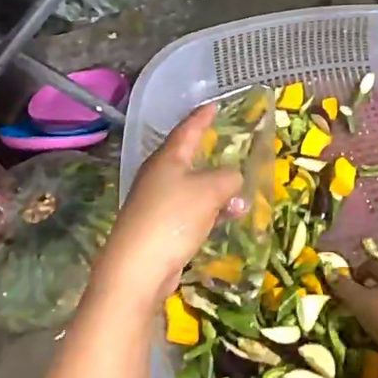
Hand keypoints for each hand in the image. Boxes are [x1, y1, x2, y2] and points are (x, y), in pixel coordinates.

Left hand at [97, 104, 243, 306]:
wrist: (136, 272)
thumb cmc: (173, 218)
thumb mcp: (211, 190)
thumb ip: (229, 178)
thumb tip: (234, 179)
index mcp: (168, 159)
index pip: (187, 129)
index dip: (202, 117)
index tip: (215, 105)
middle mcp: (158, 176)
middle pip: (187, 157)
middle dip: (210, 152)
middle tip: (229, 142)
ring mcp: (156, 203)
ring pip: (192, 186)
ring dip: (216, 187)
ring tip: (241, 192)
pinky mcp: (159, 228)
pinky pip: (191, 209)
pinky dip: (209, 209)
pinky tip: (225, 219)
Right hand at [331, 261, 377, 368]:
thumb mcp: (359, 301)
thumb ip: (345, 287)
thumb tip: (331, 273)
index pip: (371, 264)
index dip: (356, 271)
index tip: (345, 285)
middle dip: (365, 290)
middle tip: (351, 303)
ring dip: (374, 305)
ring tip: (361, 320)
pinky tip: (376, 331)